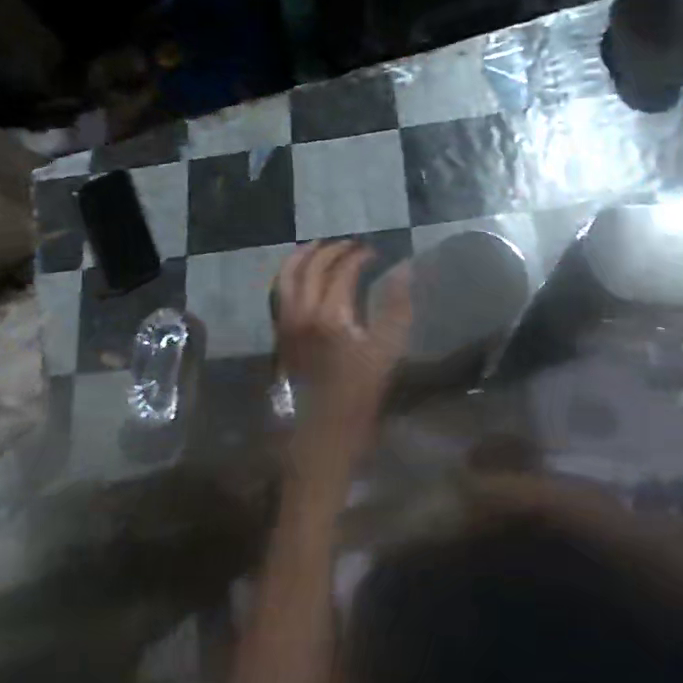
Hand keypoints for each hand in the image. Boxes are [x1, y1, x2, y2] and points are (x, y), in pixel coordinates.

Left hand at [274, 241, 411, 421]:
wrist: (321, 436)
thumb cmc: (360, 397)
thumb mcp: (387, 352)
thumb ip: (396, 308)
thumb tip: (403, 269)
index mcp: (330, 315)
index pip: (344, 271)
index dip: (360, 257)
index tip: (376, 253)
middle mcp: (302, 312)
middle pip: (312, 267)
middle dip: (332, 250)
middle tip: (351, 245)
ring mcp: (285, 324)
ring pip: (287, 277)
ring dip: (303, 257)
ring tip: (319, 247)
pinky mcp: (279, 336)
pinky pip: (279, 295)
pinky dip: (289, 276)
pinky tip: (302, 277)